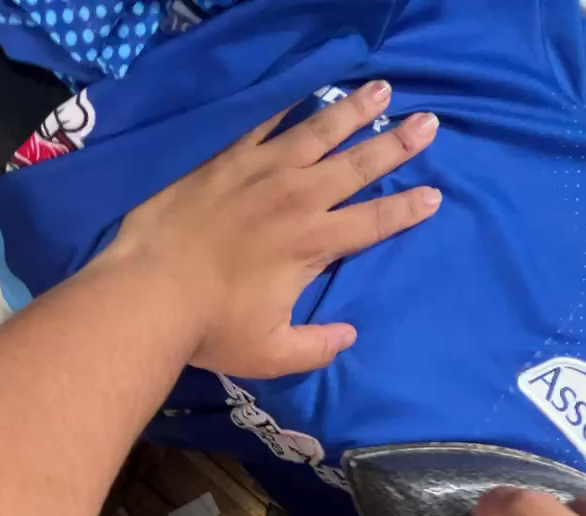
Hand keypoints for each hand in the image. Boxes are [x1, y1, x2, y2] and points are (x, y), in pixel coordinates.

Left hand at [99, 80, 441, 377]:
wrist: (151, 293)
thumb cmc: (212, 329)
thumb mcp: (272, 354)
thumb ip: (316, 347)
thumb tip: (350, 336)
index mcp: (313, 245)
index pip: (374, 222)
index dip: (407, 208)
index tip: (434, 194)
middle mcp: (297, 199)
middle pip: (357, 166)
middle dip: (396, 144)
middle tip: (428, 121)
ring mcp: (260, 173)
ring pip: (318, 133)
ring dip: (353, 111)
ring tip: (381, 90)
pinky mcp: (225, 161)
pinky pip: (264, 125)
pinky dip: (288, 109)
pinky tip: (305, 93)